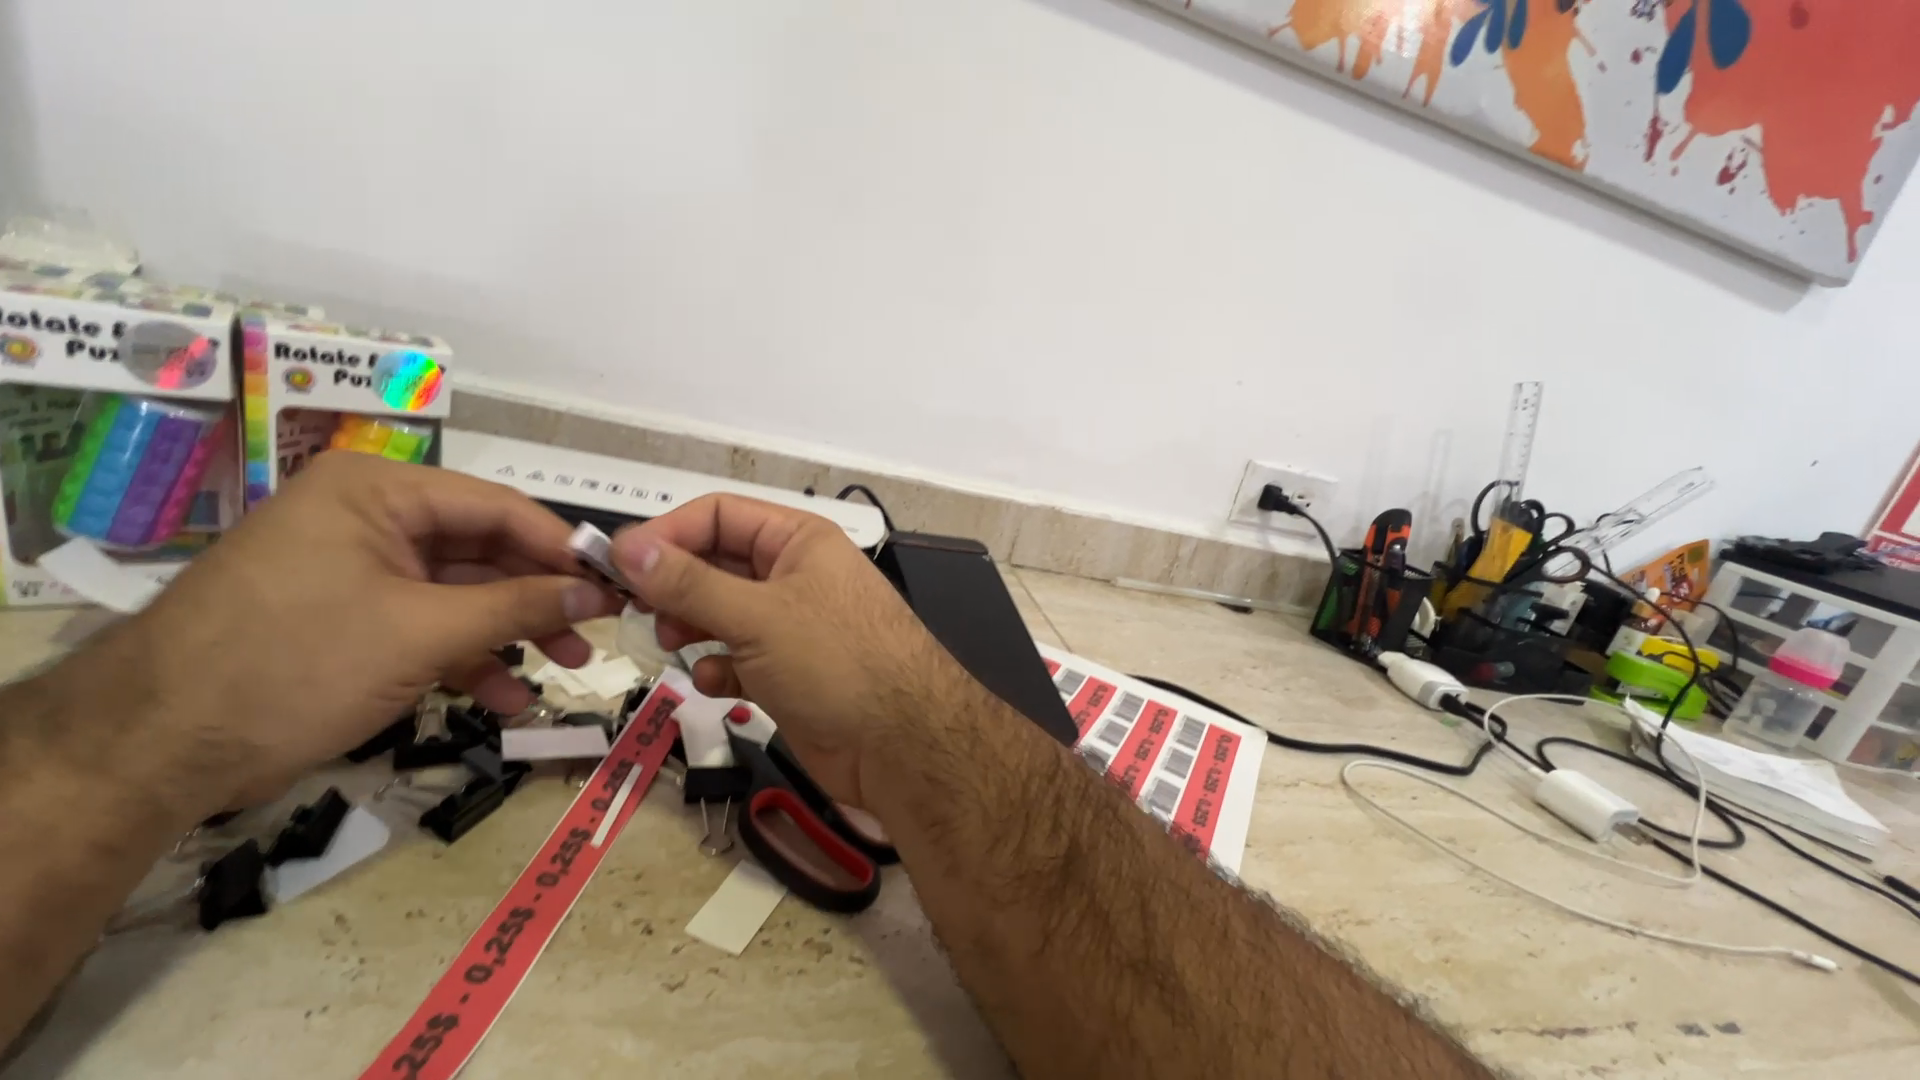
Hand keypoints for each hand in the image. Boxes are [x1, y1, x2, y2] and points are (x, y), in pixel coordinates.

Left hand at [36, 452, 620, 817]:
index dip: (564, 549)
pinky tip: (506, 697)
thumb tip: (602, 594)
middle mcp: (371, 520)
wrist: (154, 750)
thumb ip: (521, 607)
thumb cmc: (296, 664)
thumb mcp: (424, 633)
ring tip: (568, 668)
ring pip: (463, 594)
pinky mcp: (350, 618)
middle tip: (599, 632)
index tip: (618, 583)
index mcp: (378, 493)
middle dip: (541, 599)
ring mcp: (359, 571)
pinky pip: (429, 626)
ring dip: (514, 634)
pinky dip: (469, 658)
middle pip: (485, 552)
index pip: (499, 508)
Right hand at [611, 495, 964, 807]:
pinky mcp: (788, 671)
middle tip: (634, 611)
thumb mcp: (758, 615)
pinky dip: (719, 667)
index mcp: (798, 540)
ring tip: (670, 642)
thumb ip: (690, 583)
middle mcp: (794, 575)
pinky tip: (714, 682)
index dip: (667, 534)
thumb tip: (628, 547)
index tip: (617, 564)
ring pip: (721, 613)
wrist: (900, 745)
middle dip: (675, 586)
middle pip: (715, 564)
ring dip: (692, 626)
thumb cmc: (836, 662)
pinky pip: (737, 657)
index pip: (718, 516)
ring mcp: (792, 625)